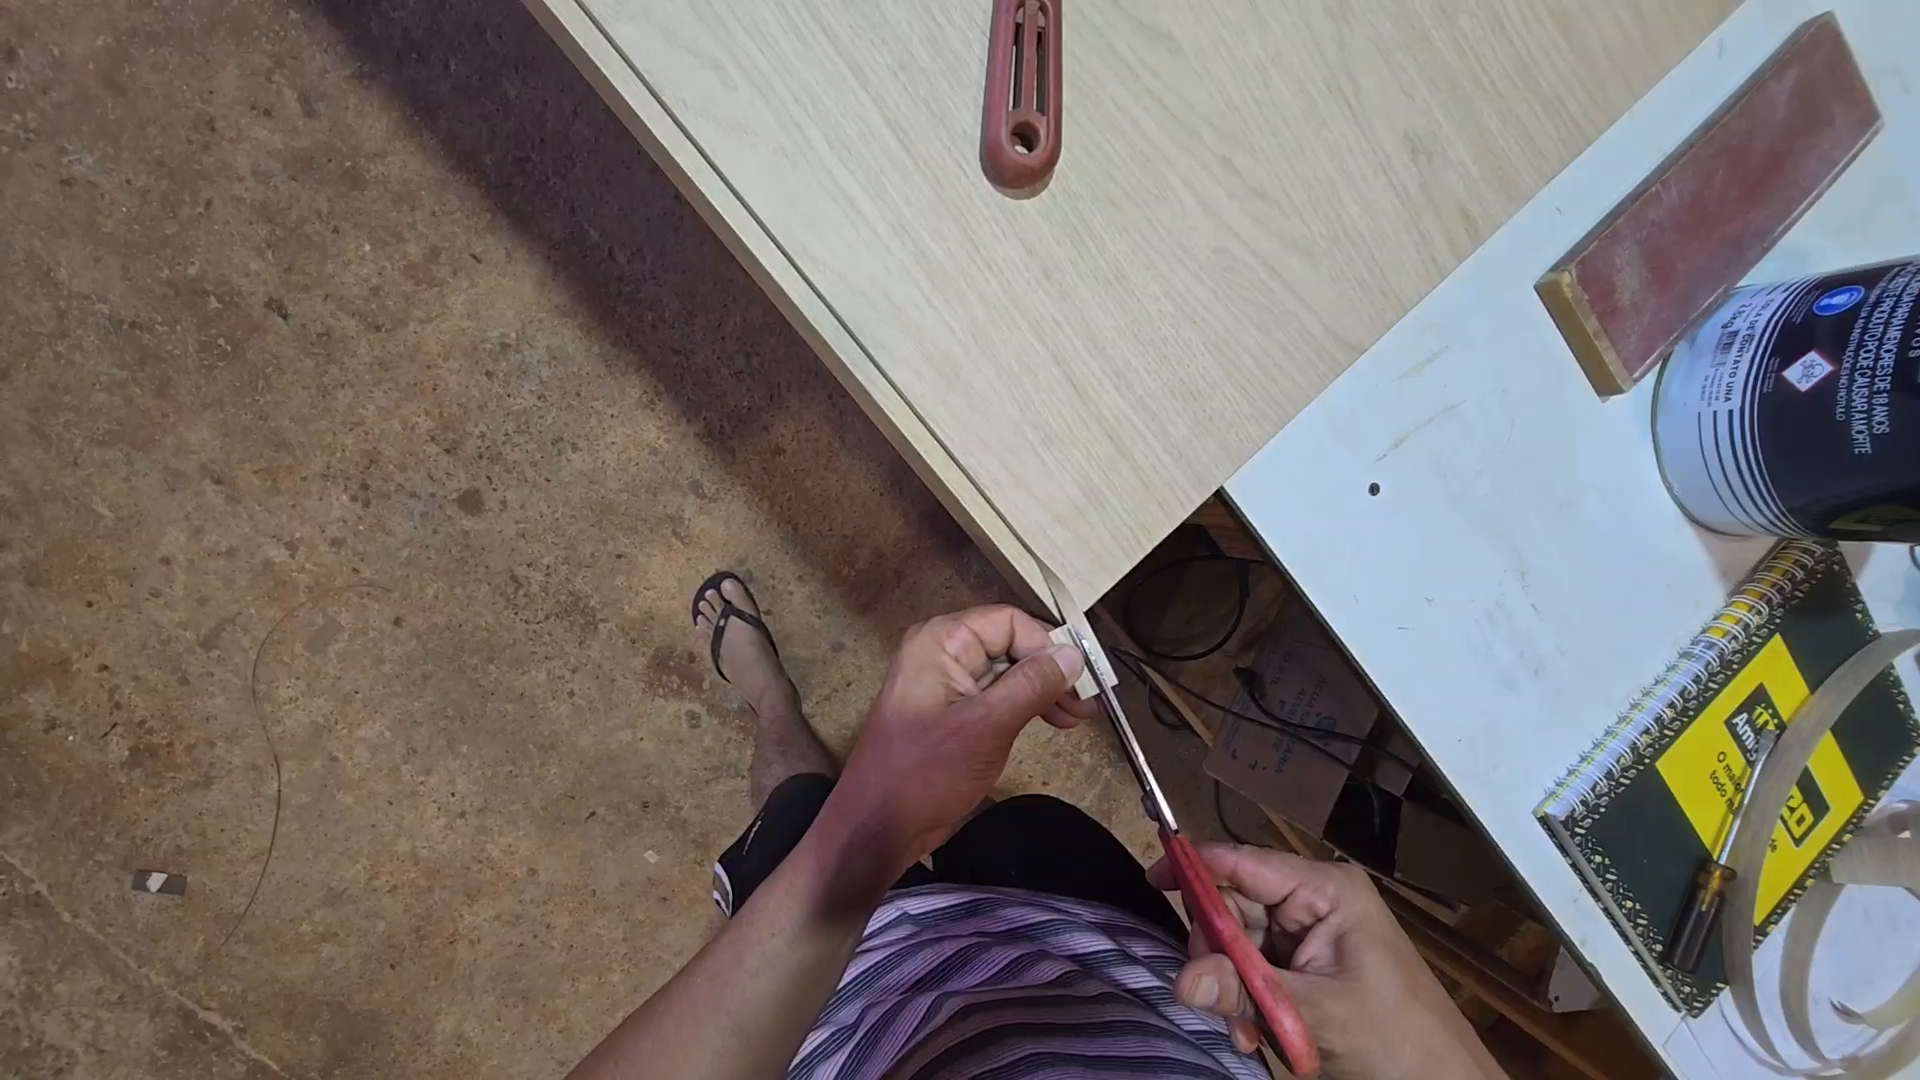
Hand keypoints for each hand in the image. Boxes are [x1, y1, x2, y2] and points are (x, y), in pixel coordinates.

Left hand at [814, 605, 1096, 886]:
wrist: (878, 826)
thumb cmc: (926, 772)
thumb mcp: (986, 726)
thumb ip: (1031, 686)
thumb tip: (1073, 655)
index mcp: (941, 641)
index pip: (1008, 622)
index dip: (1046, 646)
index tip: (1079, 681)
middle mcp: (942, 651)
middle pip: (1010, 642)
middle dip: (1049, 670)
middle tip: (1085, 705)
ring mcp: (947, 681)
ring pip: (1007, 669)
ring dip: (1043, 689)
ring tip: (1076, 718)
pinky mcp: (954, 710)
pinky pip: (997, 693)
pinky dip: (1026, 704)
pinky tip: (1052, 720)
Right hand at [1147, 844, 1503, 1079]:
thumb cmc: (1401, 1046)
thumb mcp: (1319, 1015)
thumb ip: (1246, 991)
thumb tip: (1180, 980)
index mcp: (1324, 889)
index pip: (1243, 862)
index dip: (1195, 865)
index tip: (1152, 878)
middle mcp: (1311, 901)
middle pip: (1232, 903)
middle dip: (1215, 950)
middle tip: (1207, 992)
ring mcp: (1307, 934)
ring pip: (1237, 940)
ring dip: (1229, 984)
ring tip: (1241, 1031)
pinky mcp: (1302, 968)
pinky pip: (1252, 969)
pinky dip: (1243, 1000)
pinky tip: (1252, 1035)